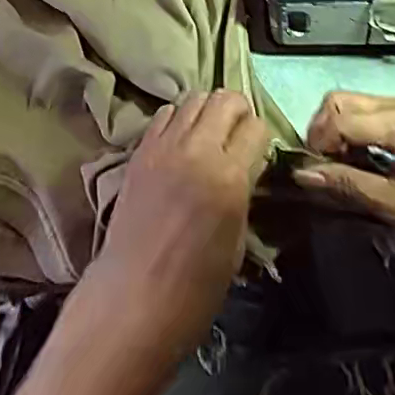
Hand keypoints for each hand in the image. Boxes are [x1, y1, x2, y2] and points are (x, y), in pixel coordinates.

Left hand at [86, 90, 270, 348]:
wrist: (134, 297)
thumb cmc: (195, 286)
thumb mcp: (237, 240)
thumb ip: (243, 191)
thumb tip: (245, 167)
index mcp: (228, 176)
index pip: (256, 127)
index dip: (261, 137)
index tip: (258, 151)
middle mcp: (197, 150)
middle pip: (225, 98)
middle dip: (238, 111)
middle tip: (238, 133)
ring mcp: (164, 145)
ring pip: (194, 98)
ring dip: (207, 110)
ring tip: (209, 133)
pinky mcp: (140, 149)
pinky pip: (165, 113)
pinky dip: (178, 118)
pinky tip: (180, 141)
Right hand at [294, 91, 394, 259]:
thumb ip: (348, 184)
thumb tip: (302, 174)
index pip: (341, 119)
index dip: (319, 144)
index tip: (310, 173)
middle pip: (338, 101)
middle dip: (320, 131)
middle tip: (318, 166)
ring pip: (345, 104)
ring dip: (330, 131)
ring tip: (331, 165)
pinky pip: (359, 114)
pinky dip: (344, 132)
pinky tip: (347, 159)